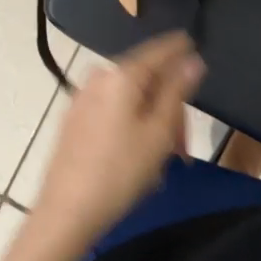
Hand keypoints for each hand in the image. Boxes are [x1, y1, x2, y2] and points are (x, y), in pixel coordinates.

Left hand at [31, 32, 204, 242]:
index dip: (181, 49)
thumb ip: (177, 91)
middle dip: (169, 106)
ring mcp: (82, 97)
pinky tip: (137, 157)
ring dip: (152, 121)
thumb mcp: (159, 133)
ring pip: (129, 99)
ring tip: (163, 159)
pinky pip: (112, 111)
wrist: (65, 213)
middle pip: (145, 79)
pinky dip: (131, 125)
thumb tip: (193, 59)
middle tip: (183, 144)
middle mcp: (99, 77)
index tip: (196, 47)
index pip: (159, 50)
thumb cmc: (119, 171)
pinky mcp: (73, 119)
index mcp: (121, 74)